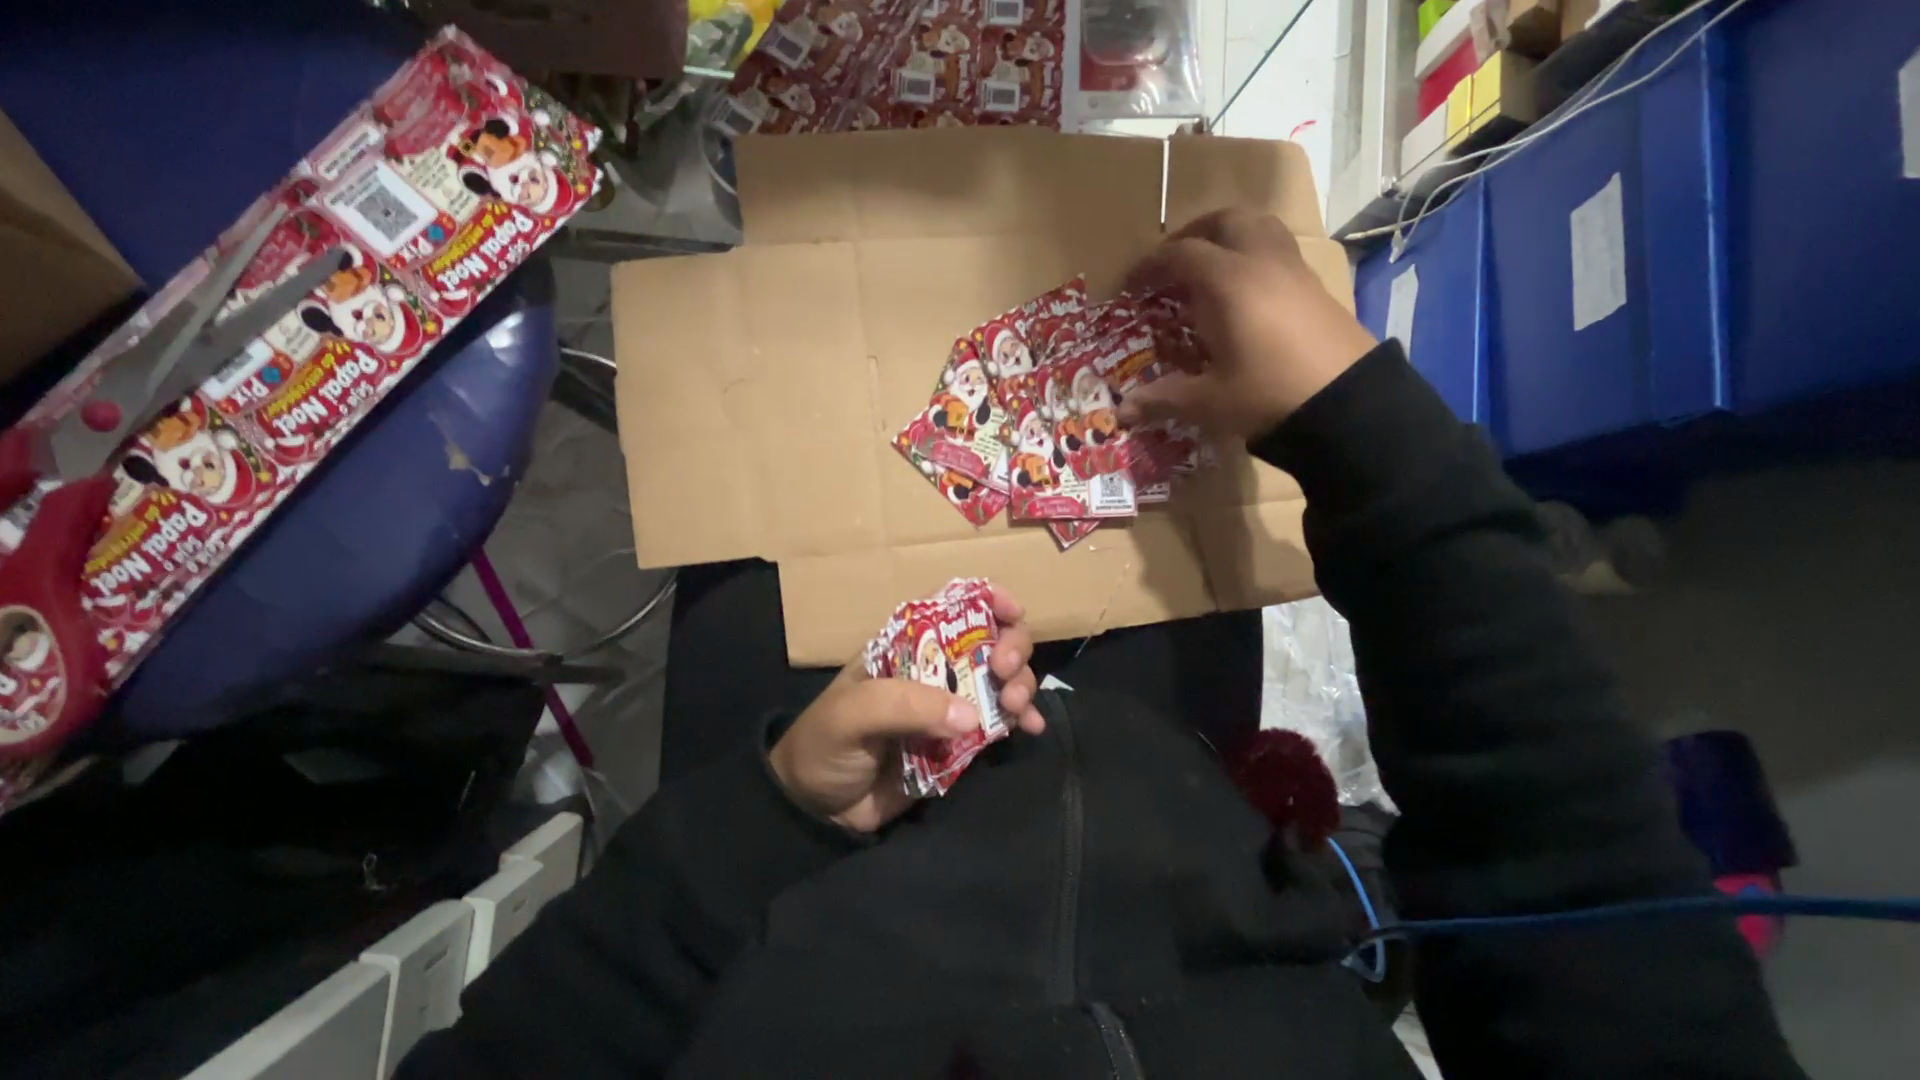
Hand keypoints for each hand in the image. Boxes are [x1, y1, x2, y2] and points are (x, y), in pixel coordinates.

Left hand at [769, 585, 1046, 831]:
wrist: (817, 809)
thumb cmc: (825, 745)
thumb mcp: (852, 715)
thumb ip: (907, 706)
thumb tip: (972, 716)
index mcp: (904, 646)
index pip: (951, 605)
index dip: (987, 598)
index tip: (1012, 611)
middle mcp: (934, 668)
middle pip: (990, 638)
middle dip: (1011, 647)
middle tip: (1003, 673)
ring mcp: (951, 706)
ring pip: (1003, 678)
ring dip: (1021, 684)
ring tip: (1015, 707)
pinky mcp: (962, 744)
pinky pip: (1003, 723)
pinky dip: (1024, 719)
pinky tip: (1032, 728)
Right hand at [1118, 209, 1378, 438]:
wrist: (1347, 404)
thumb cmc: (1268, 394)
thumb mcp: (1210, 401)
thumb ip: (1164, 399)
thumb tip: (1123, 412)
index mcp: (1227, 281)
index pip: (1181, 254)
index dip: (1150, 266)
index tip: (1131, 286)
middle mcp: (1260, 261)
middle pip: (1224, 221)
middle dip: (1193, 234)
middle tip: (1173, 262)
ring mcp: (1293, 270)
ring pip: (1259, 226)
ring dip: (1230, 236)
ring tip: (1212, 265)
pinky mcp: (1316, 286)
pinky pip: (1279, 251)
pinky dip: (1256, 255)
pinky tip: (1248, 293)